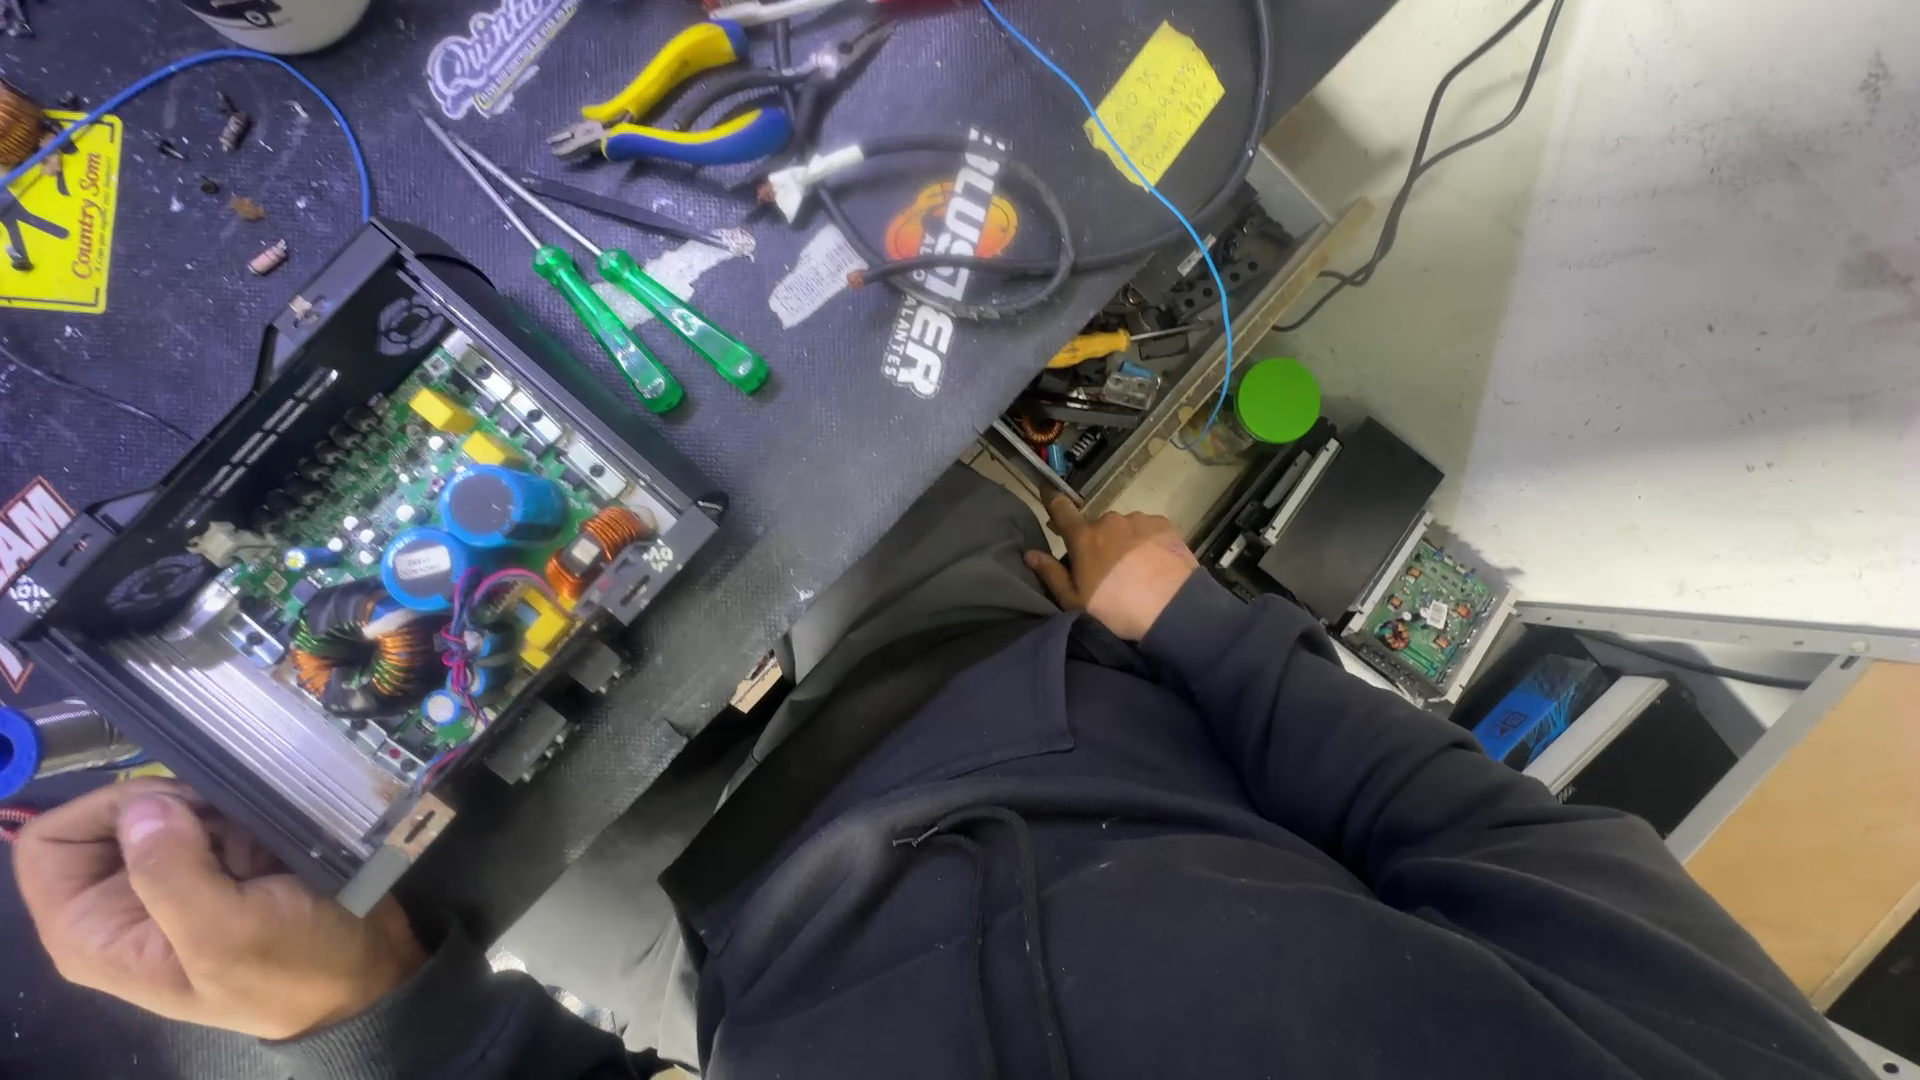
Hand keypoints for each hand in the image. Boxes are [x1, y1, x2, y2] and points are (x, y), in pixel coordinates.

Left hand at [13, 777, 424, 1039]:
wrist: (362, 975)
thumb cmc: (289, 967)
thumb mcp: (225, 932)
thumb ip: (171, 871)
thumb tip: (145, 803)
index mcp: (98, 927)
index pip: (55, 843)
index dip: (109, 810)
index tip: (182, 804)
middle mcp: (131, 899)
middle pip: (123, 818)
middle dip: (182, 803)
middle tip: (237, 814)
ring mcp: (189, 879)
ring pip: (185, 810)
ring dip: (229, 808)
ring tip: (269, 831)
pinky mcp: (239, 864)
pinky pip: (232, 817)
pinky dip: (258, 811)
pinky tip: (285, 831)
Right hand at [1025, 495, 1198, 640]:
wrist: (1173, 609)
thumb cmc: (1116, 609)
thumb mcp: (1075, 601)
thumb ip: (1051, 574)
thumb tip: (1030, 553)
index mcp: (1084, 538)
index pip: (1061, 510)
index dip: (1052, 501)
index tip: (1047, 492)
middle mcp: (1109, 521)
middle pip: (1096, 526)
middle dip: (1096, 542)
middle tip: (1105, 569)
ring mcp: (1139, 520)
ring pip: (1123, 528)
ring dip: (1123, 542)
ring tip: (1134, 569)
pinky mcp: (1164, 525)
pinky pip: (1147, 529)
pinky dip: (1146, 542)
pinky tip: (1153, 562)